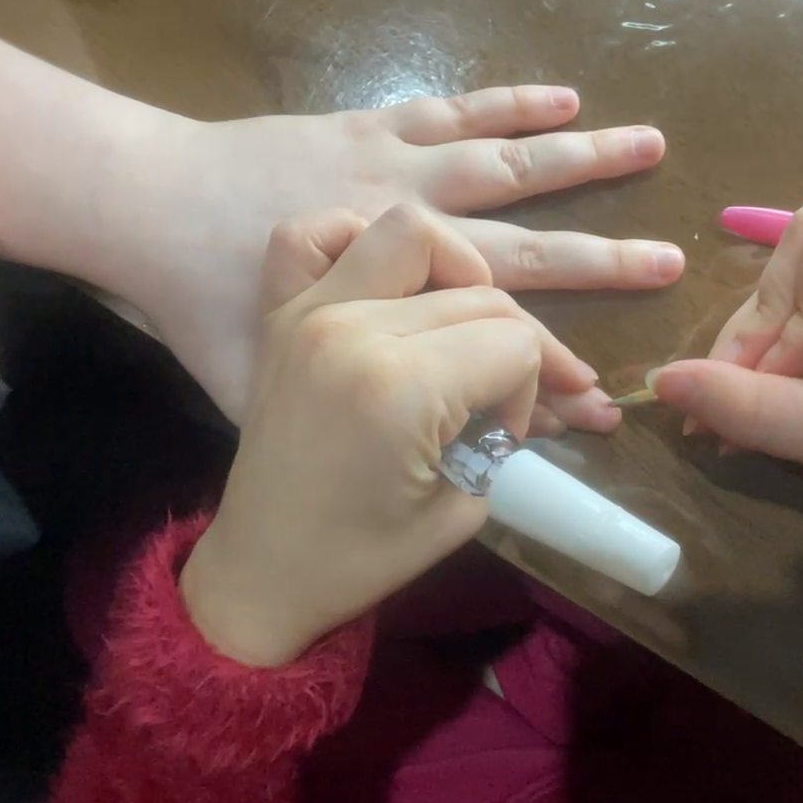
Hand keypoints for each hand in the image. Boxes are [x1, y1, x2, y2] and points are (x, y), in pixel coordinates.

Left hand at [79, 87, 677, 422]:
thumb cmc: (201, 325)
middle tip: (671, 262)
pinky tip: (560, 97)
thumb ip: (350, 418)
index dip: (546, 382)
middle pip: (528, 257)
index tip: (580, 409)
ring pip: (505, 168)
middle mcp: (406, 253)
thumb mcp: (290, 421)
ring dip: (584, 160)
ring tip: (651, 144)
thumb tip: (479, 441)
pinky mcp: (369, 134)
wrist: (139, 215)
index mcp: (390, 339)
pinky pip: (450, 116)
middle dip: (606, 266)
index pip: (507, 350)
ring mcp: (391, 181)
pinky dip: (508, 105)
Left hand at [181, 205, 576, 665]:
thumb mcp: (461, 507)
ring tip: (466, 318)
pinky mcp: (279, 314)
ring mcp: (308, 311)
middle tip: (507, 395)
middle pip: (477, 292)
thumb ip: (504, 428)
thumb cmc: (363, 559)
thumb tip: (540, 385)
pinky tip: (387, 281)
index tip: (504, 436)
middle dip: (516, 342)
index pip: (513, 344)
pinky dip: (354, 238)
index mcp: (402, 386)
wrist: (263, 569)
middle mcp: (353, 327)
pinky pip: (312, 235)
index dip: (532, 390)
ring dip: (456, 268)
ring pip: (410, 234)